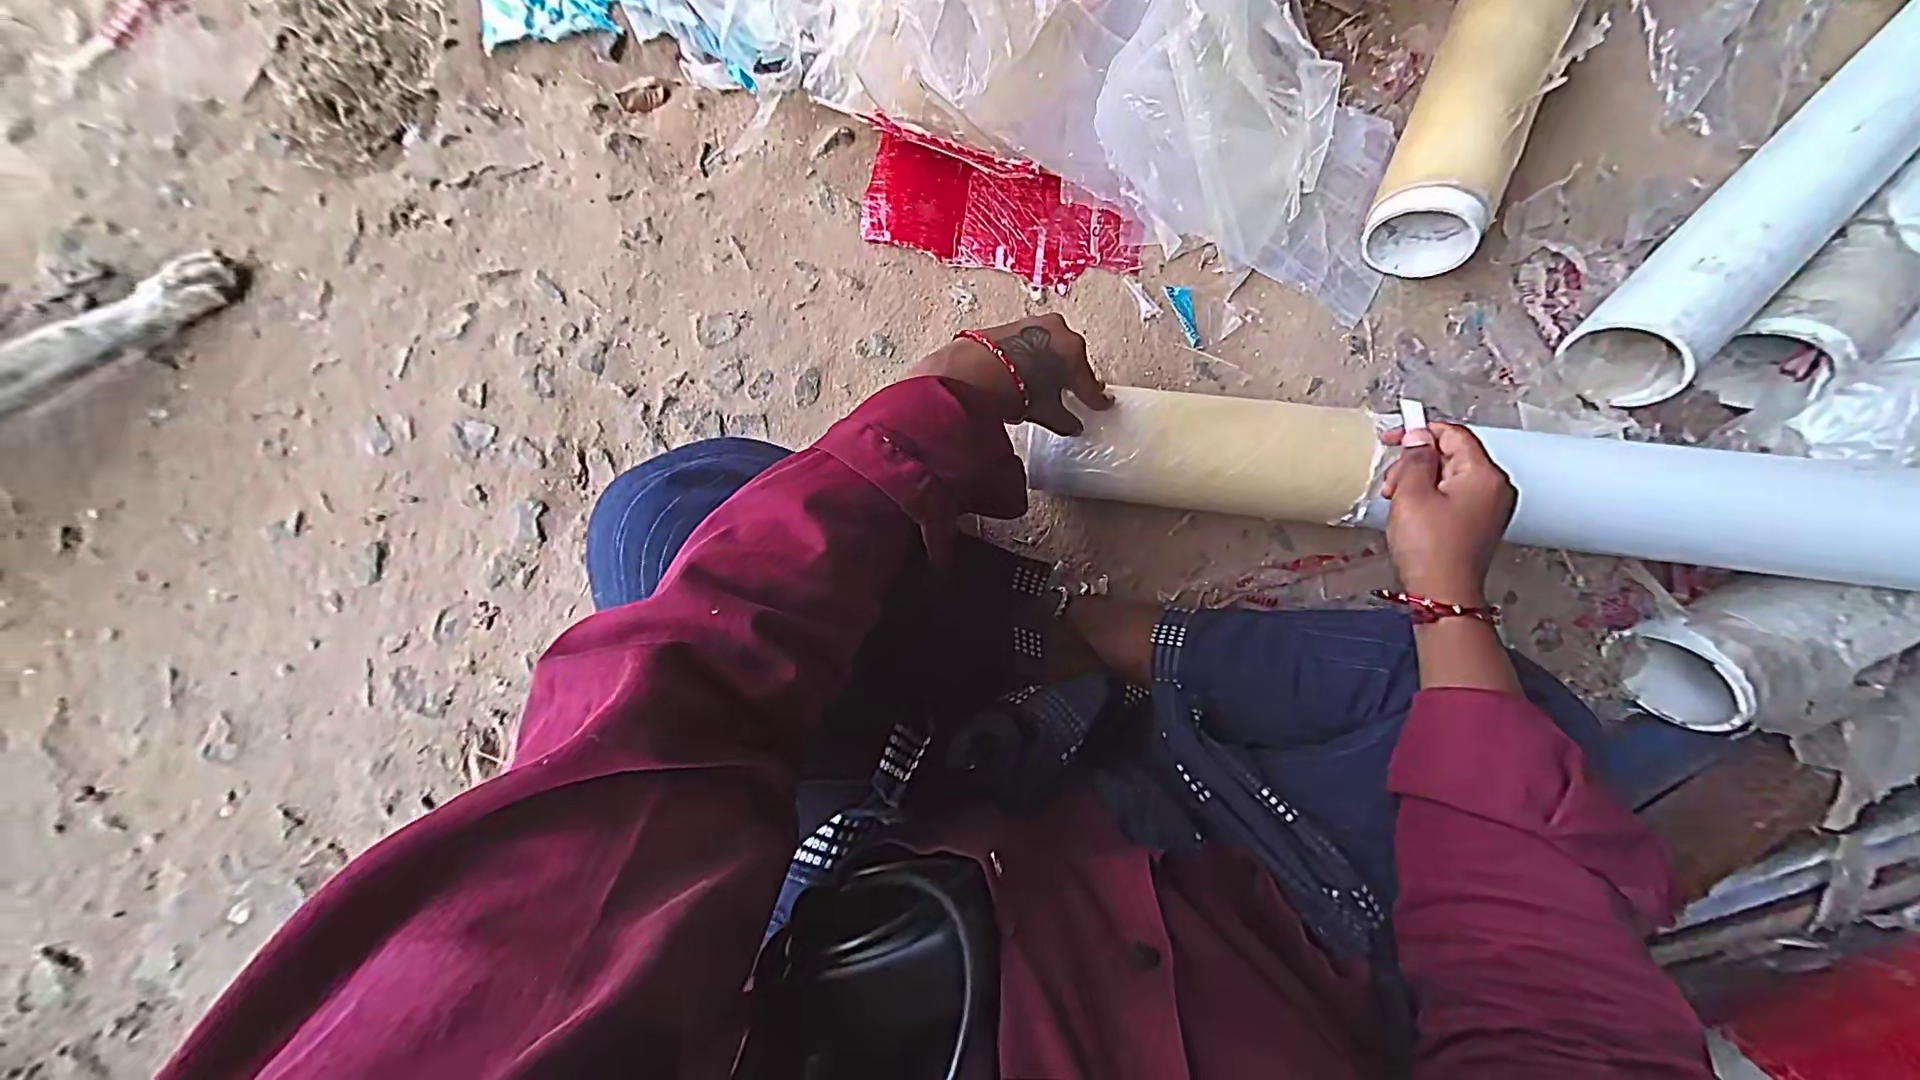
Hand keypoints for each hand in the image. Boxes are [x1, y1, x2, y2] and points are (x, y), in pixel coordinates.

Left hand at [908, 313, 1113, 433]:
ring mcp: (1036, 324)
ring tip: (1046, 379)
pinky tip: (1027, 367)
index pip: (1090, 382)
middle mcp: (1060, 332)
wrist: (975, 371)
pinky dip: (1033, 354)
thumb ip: (1064, 419)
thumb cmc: (1017, 390)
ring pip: (1052, 347)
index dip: (1096, 397)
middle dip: (1073, 375)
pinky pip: (1032, 342)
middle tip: (1073, 390)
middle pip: (1072, 359)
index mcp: (1075, 353)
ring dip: (1052, 361)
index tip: (1102, 404)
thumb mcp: (1045, 411)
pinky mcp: (1014, 323)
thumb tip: (1073, 426)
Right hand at [1380, 422, 1515, 607]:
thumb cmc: (1429, 546)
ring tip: (1398, 501)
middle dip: (1416, 462)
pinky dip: (1429, 495)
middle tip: (1392, 483)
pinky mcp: (1479, 521)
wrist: (1442, 590)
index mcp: (1484, 474)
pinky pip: (1454, 494)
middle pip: (1452, 455)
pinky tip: (1411, 511)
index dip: (1420, 431)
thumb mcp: (1411, 494)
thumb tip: (1418, 437)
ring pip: (1450, 475)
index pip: (1454, 435)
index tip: (1394, 436)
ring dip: (1419, 480)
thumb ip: (1414, 460)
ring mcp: (1490, 505)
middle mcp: (1495, 486)